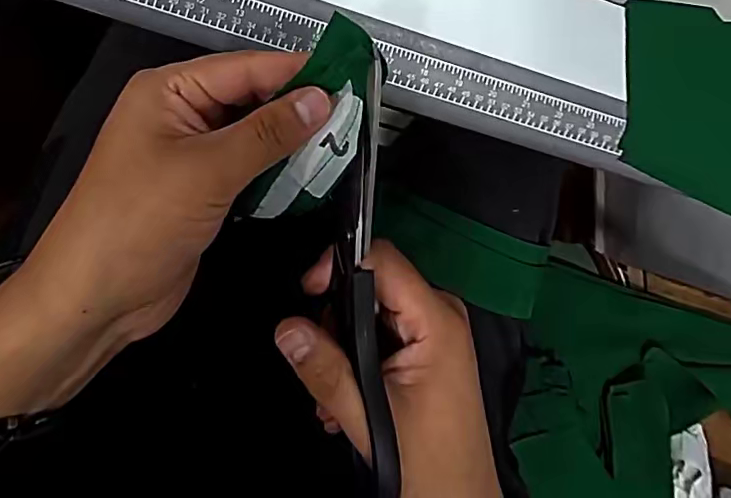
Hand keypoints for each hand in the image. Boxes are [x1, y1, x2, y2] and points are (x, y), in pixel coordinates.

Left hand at [0, 50, 329, 417]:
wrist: (89, 305)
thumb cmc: (130, 226)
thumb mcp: (206, 171)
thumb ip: (267, 133)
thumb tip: (318, 98)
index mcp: (168, 90)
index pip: (245, 68)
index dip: (296, 70)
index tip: (344, 74)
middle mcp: (179, 112)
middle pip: (251, 97)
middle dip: (297, 106)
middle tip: (351, 111)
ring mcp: (190, 151)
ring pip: (253, 133)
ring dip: (291, 139)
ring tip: (341, 139)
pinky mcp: (200, 186)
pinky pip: (248, 165)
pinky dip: (277, 168)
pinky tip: (310, 171)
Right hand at [275, 241, 501, 497]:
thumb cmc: (433, 472)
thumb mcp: (372, 421)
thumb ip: (326, 370)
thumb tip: (290, 329)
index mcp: (436, 320)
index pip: (381, 258)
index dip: (339, 266)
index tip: (309, 290)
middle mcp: (440, 314)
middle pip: (373, 282)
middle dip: (338, 316)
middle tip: (320, 358)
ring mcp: (437, 330)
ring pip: (373, 307)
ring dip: (345, 342)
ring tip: (335, 390)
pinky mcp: (430, 346)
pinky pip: (384, 327)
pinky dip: (360, 353)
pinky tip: (350, 393)